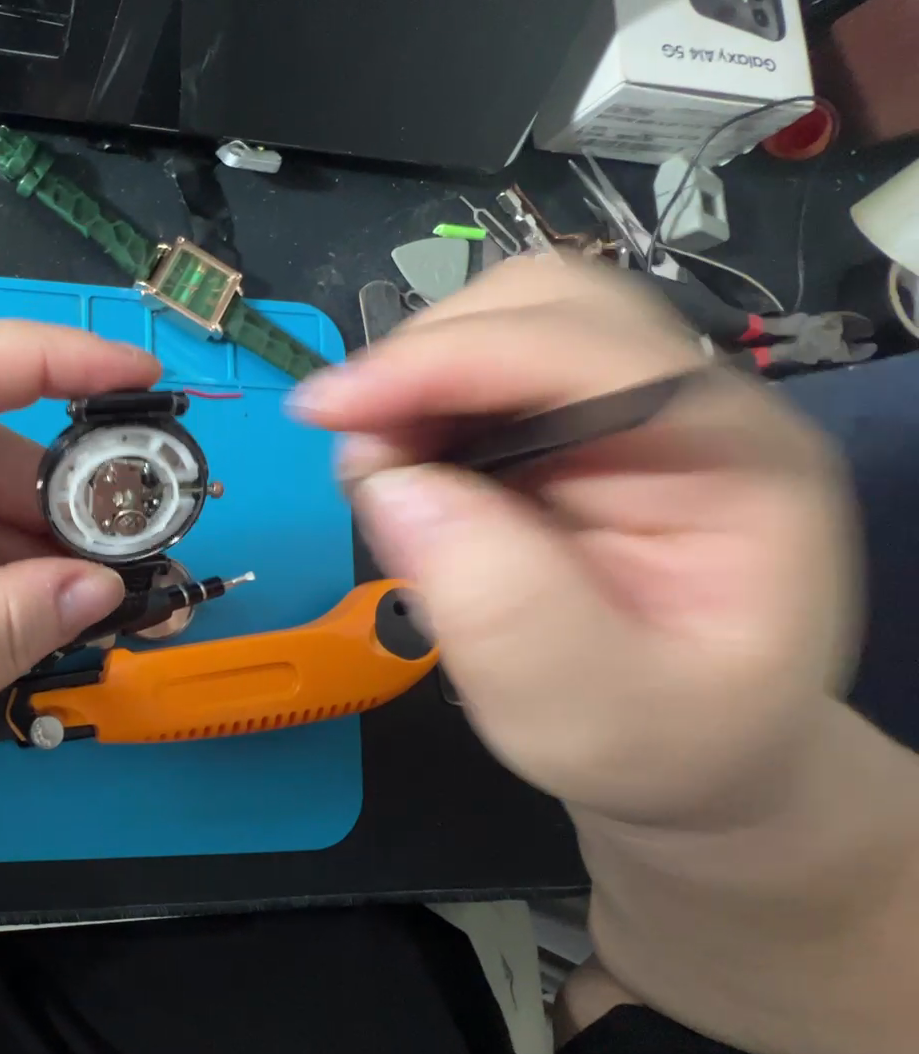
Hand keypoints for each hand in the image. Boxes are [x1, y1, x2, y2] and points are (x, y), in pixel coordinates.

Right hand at [290, 259, 860, 827]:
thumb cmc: (653, 738)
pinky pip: (469, 377)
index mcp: (729, 459)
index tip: (324, 411)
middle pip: (541, 302)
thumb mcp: (580, 702)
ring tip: (380, 472)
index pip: (581, 351)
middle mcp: (680, 407)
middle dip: (424, 359)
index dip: (442, 363)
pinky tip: (402, 471)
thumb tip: (388, 479)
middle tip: (359, 450)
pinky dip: (410, 407)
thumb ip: (496, 598)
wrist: (687, 752)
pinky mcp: (561, 429)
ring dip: (409, 382)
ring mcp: (619, 411)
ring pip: (496, 324)